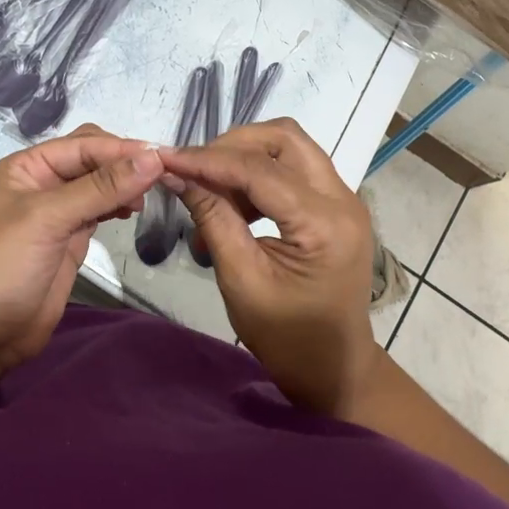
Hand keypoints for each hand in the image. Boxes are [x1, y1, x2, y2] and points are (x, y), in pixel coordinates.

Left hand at [0, 125, 161, 388]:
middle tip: (165, 175)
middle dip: (126, 162)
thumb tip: (151, 159)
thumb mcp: (49, 219)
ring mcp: (57, 212)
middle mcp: (43, 182)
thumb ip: (100, 188)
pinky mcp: (70, 239)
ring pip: (100, 184)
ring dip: (126, 183)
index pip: (83, 145)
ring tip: (156, 192)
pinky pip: (100, 210)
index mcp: (28, 166)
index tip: (162, 158)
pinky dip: (119, 205)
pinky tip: (136, 209)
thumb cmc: (5, 266)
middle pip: (93, 159)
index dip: (121, 149)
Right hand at [162, 118, 377, 418]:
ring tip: (211, 189)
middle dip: (233, 145)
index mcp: (324, 224)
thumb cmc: (287, 337)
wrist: (333, 370)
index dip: (208, 160)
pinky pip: (294, 168)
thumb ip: (212, 219)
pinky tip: (234, 202)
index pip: (260, 170)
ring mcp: (343, 200)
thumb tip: (176, 174)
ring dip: (246, 157)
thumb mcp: (241, 280)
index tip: (165, 158)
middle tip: (194, 169)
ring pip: (289, 147)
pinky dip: (259, 172)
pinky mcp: (334, 206)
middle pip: (284, 138)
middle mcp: (342, 200)